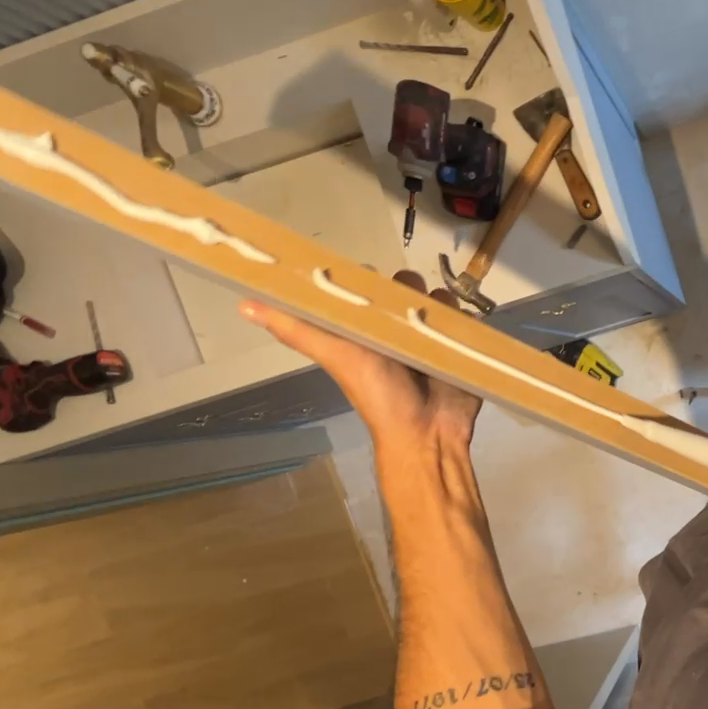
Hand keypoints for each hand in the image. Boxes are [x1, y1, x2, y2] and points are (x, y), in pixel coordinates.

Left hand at [240, 299, 480, 455]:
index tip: (368, 277)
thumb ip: (298, 330)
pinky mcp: (461, 347)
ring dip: (439, 301)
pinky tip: (459, 325)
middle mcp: (397, 329)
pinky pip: (464, 320)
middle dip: (408, 288)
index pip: (365, 286)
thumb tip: (243, 303)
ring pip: (436, 299)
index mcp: (365, 328)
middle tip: (408, 305)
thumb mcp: (335, 356)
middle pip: (404, 287)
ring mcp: (432, 337)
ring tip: (436, 319)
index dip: (366, 277)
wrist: (427, 431)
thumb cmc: (379, 395)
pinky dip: (464, 317)